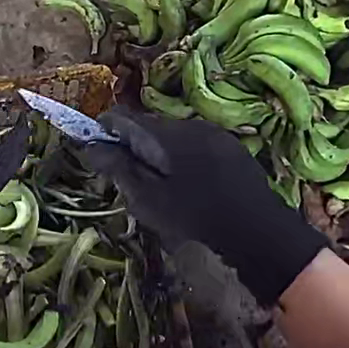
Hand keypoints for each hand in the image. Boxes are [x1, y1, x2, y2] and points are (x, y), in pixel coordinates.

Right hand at [82, 107, 324, 305]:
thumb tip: (89, 146)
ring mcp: (212, 132)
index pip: (122, 117)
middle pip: (148, 125)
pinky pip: (194, 142)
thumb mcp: (148, 199)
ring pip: (172, 134)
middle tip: (128, 178)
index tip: (97, 152)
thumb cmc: (195, 217)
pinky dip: (181, 156)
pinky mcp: (230, 145)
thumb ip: (118, 168)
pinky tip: (187, 184)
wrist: (258, 230)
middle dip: (132, 144)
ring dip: (158, 151)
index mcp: (164, 134)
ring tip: (159, 185)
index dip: (104, 131)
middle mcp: (188, 123)